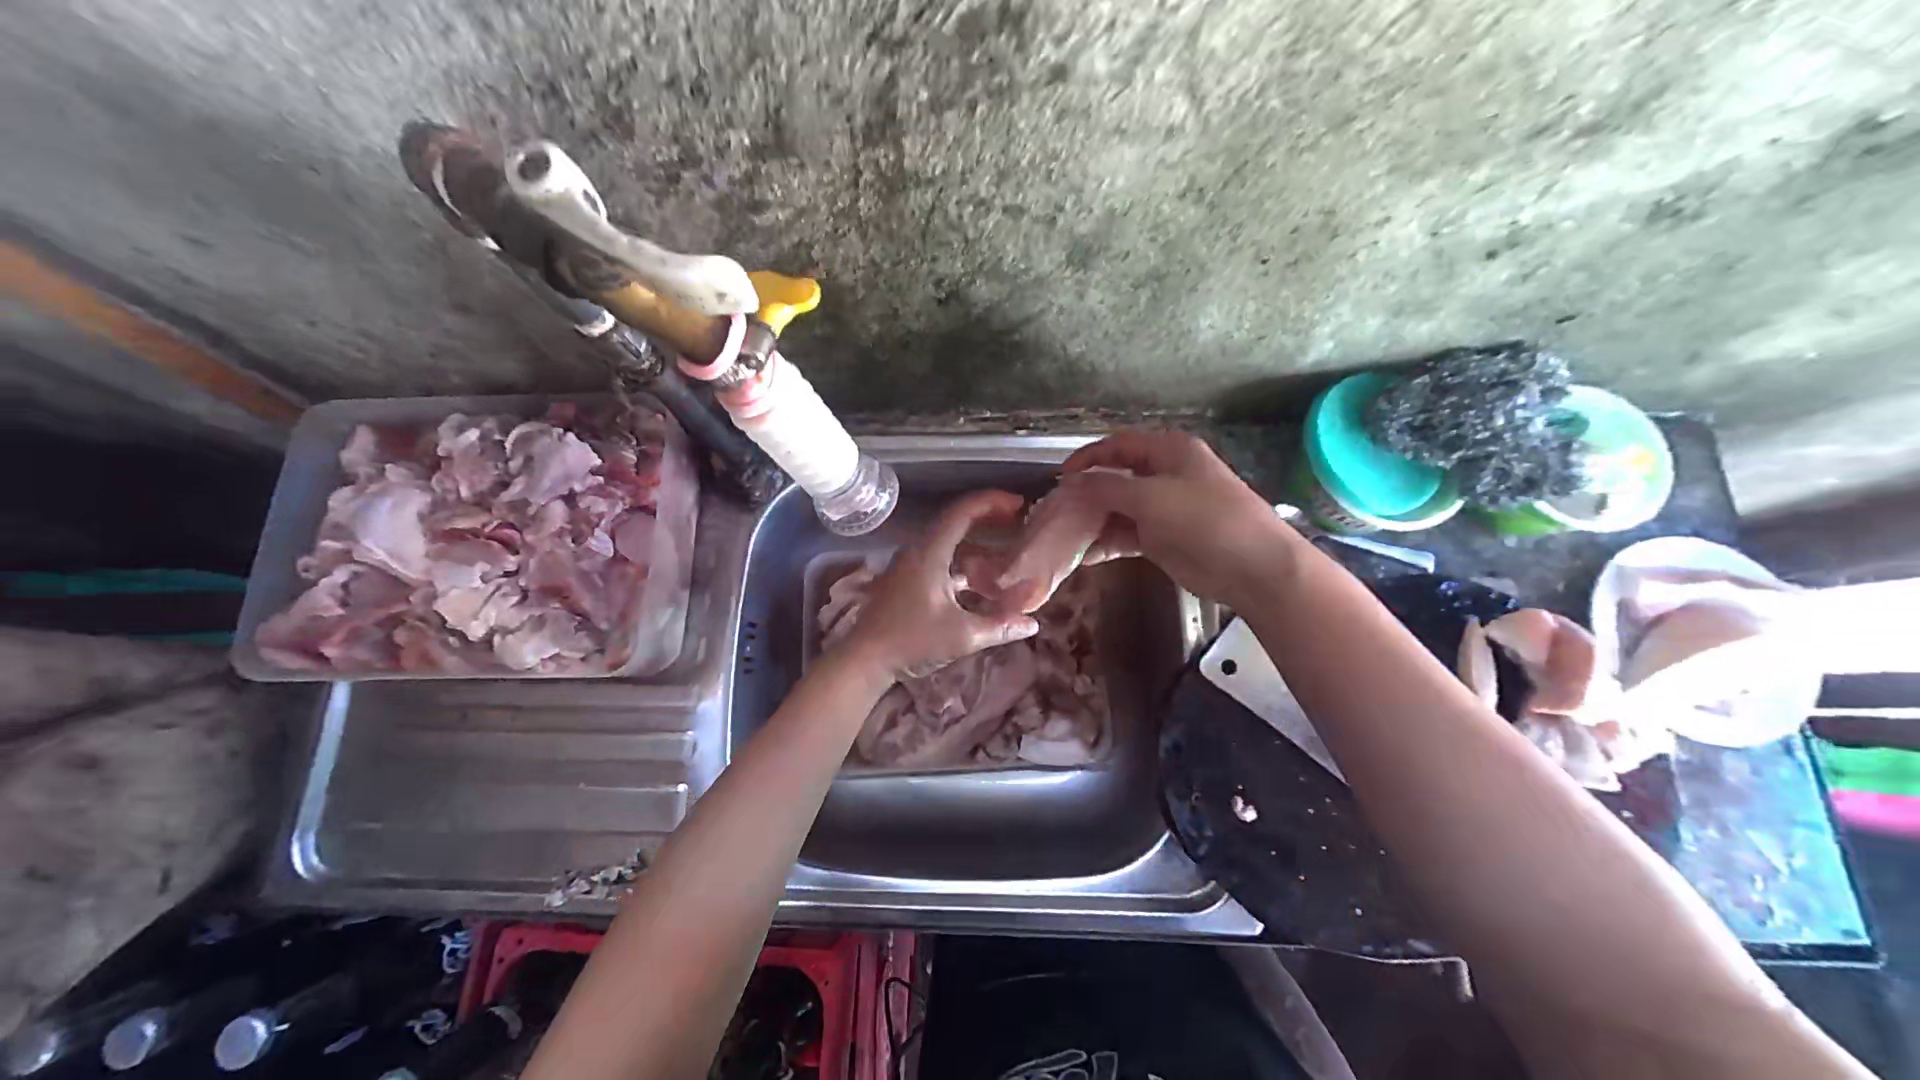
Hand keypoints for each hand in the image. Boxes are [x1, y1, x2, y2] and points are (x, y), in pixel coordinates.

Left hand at [834, 490, 1041, 680]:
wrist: (864, 660)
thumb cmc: (911, 641)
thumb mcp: (962, 636)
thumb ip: (1000, 626)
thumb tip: (1032, 624)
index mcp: (930, 553)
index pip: (963, 511)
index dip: (992, 502)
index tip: (1019, 505)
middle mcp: (918, 551)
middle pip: (956, 523)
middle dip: (988, 520)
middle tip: (1017, 524)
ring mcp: (910, 566)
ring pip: (948, 545)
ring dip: (977, 547)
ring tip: (1006, 557)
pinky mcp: (906, 581)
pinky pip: (940, 561)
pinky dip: (963, 566)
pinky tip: (981, 586)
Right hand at [1062, 430, 1299, 606]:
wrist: (1252, 567)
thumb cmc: (1205, 520)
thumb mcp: (1151, 498)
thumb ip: (1105, 489)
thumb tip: (1069, 483)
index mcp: (1168, 451)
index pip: (1117, 445)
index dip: (1086, 458)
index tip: (1059, 478)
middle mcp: (1164, 475)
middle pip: (1114, 477)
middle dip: (1085, 493)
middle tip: (1056, 511)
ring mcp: (1163, 508)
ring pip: (1117, 509)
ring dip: (1092, 520)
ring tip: (1062, 535)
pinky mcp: (1162, 538)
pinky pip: (1125, 534)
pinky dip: (1105, 542)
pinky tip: (1082, 554)